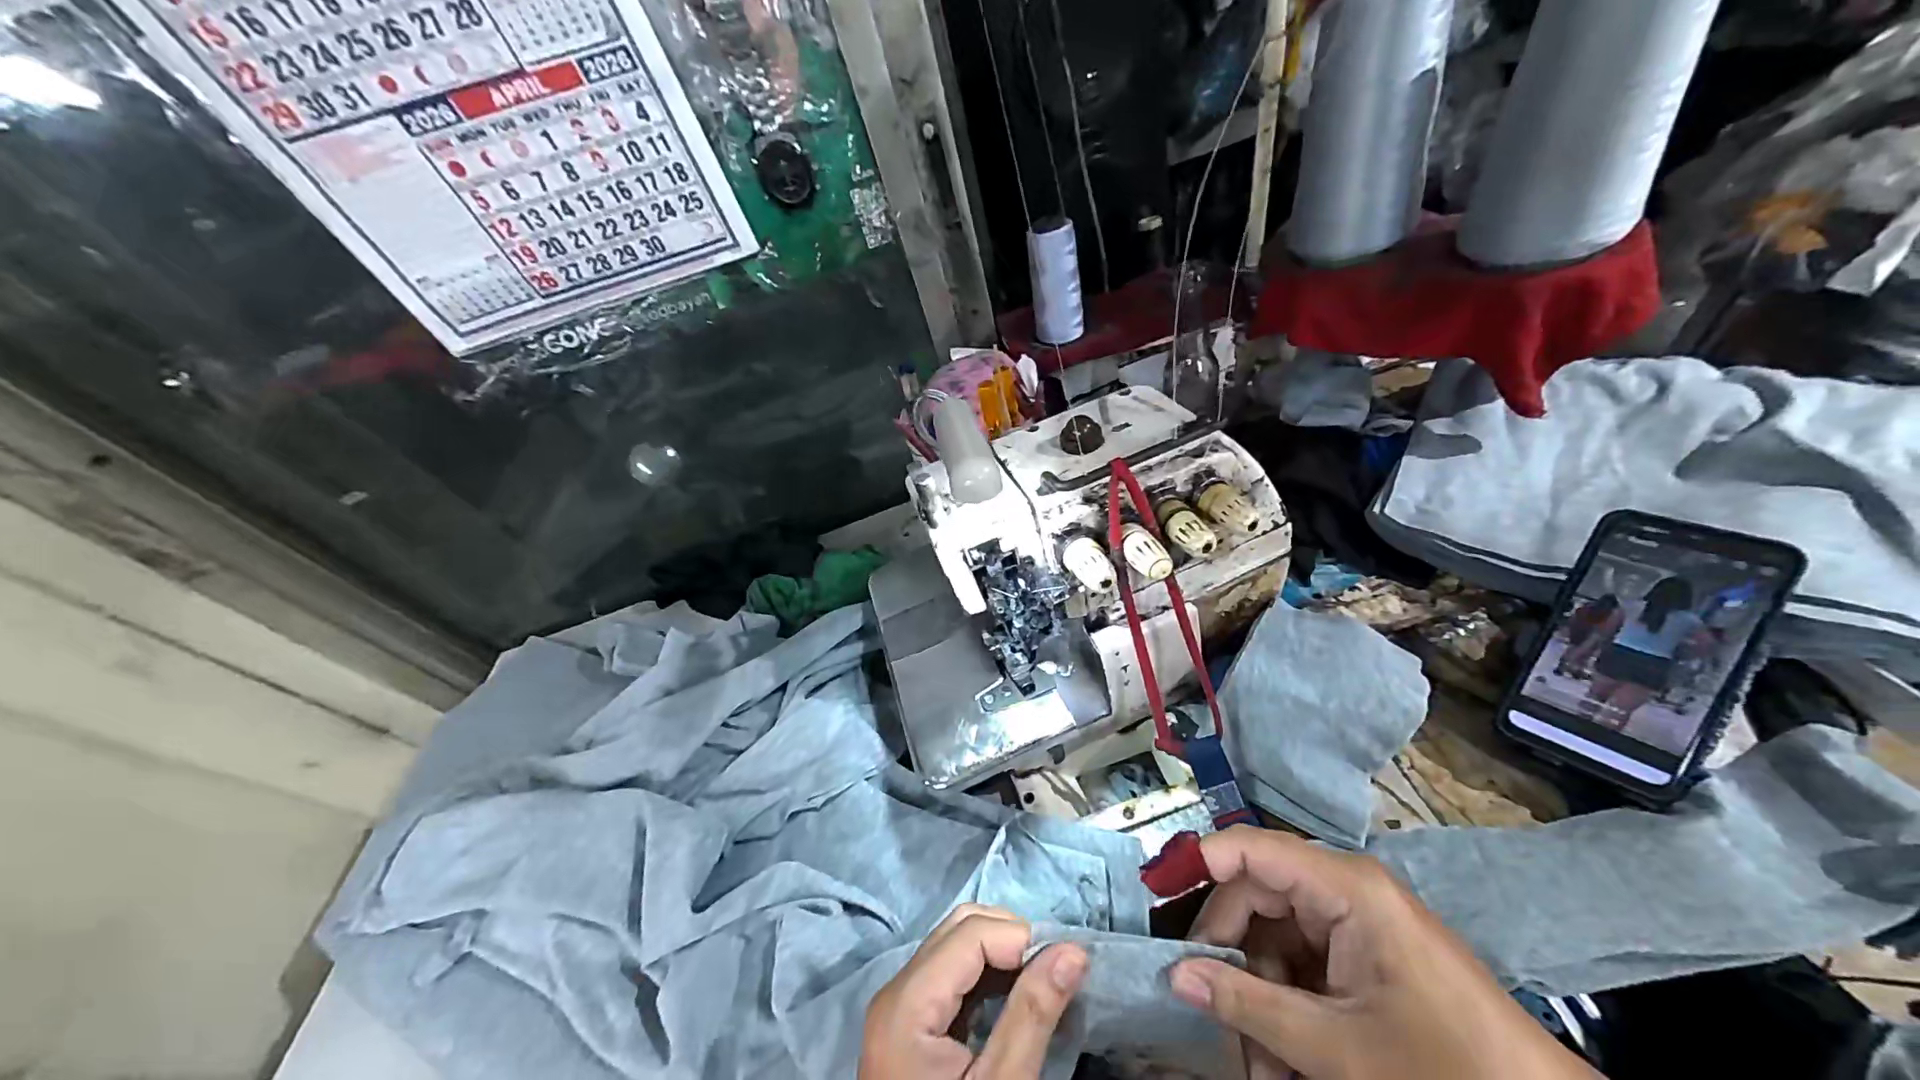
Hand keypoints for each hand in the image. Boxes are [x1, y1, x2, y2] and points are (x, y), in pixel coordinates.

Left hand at [860, 904, 1088, 1079]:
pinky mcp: (908, 1019)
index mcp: (907, 1003)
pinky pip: (949, 971)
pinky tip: (1013, 996)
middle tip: (1052, 972)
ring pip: (954, 942)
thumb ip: (1033, 1015)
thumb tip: (1073, 950)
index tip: (1064, 968)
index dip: (1020, 939)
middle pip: (958, 927)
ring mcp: (898, 1003)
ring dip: (1000, 951)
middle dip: (1011, 937)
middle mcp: (896, 990)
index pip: (970, 933)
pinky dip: (985, 971)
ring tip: (1038, 981)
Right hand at [1168, 828, 1597, 1079]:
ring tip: (1258, 1063)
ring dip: (1257, 994)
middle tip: (1210, 1012)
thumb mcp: (1336, 1047)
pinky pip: (1302, 963)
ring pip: (1273, 938)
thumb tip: (1174, 974)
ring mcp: (1354, 922)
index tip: (1154, 899)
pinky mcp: (1363, 953)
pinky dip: (1285, 1005)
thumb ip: (1248, 1004)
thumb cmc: (1443, 1069)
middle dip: (1230, 958)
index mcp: (1344, 887)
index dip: (1198, 865)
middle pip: (1255, 897)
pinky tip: (1283, 1058)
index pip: (1249, 848)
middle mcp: (1344, 890)